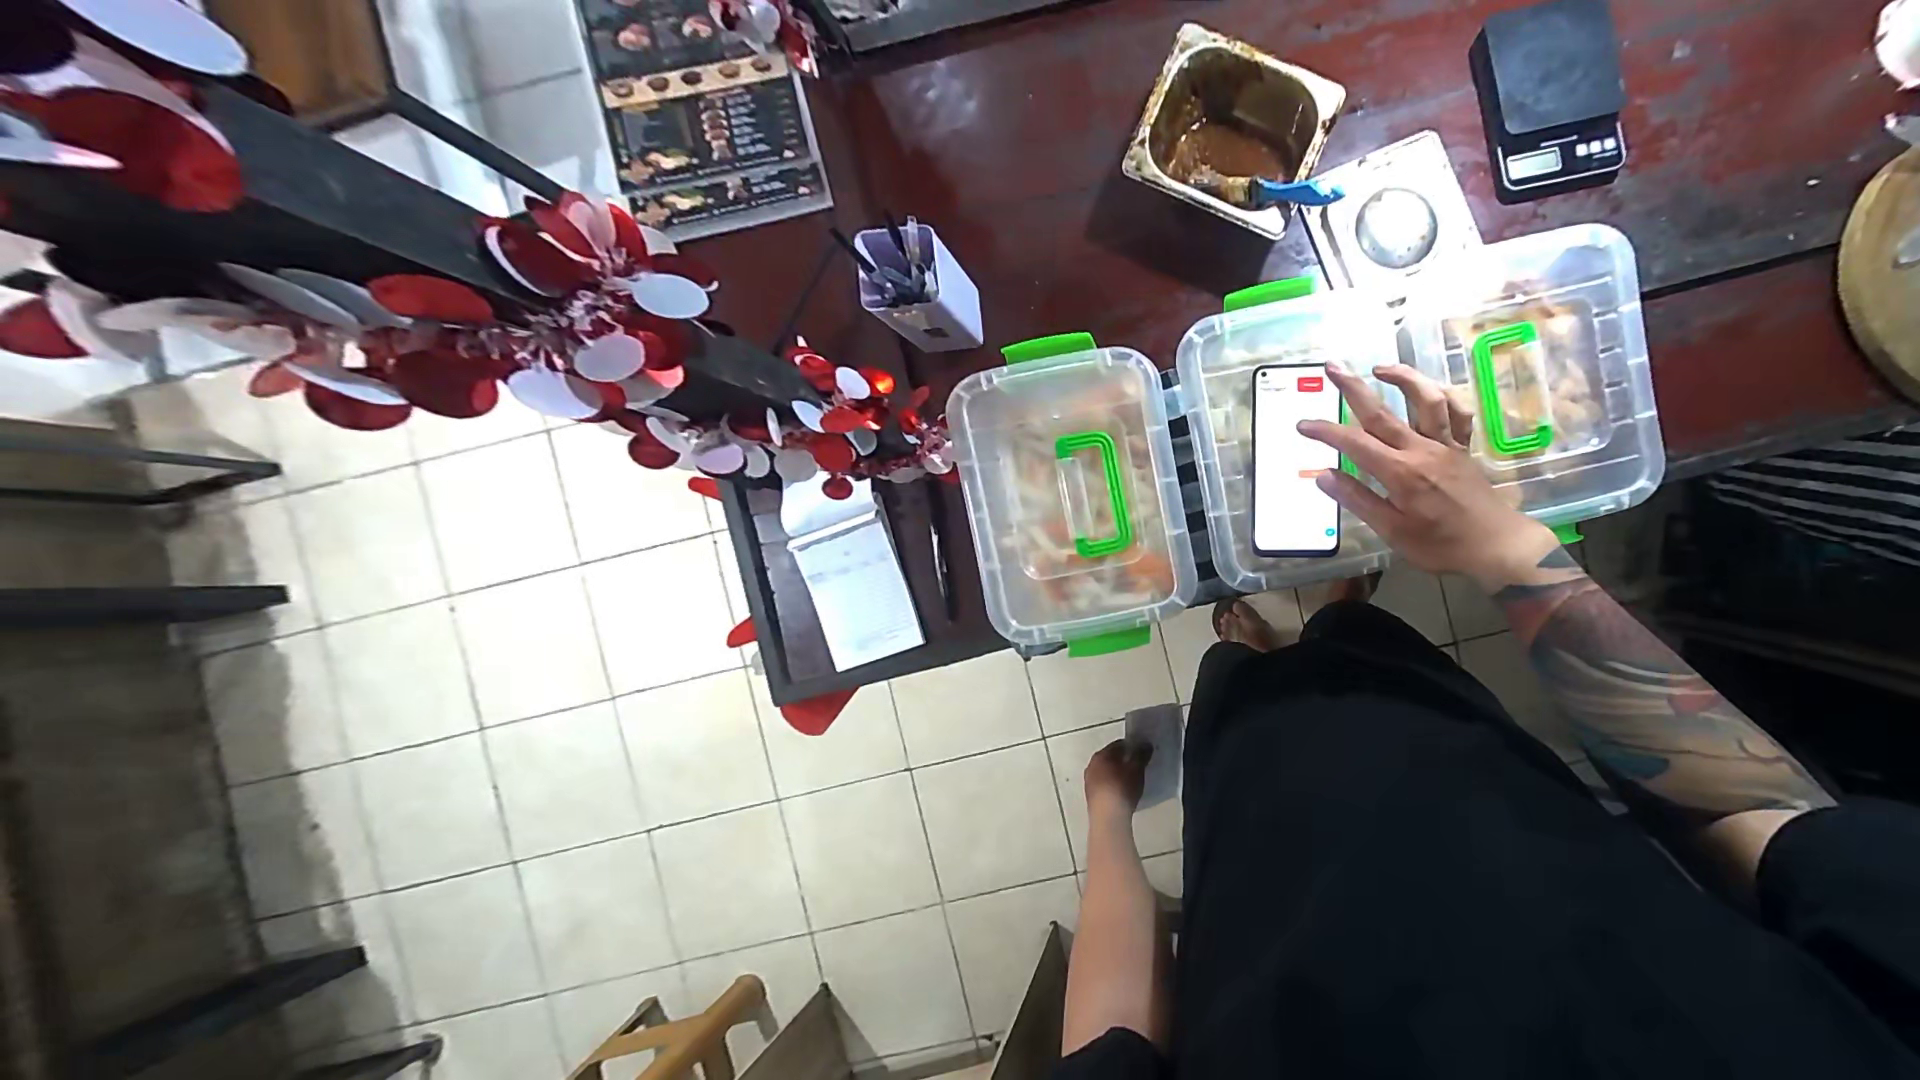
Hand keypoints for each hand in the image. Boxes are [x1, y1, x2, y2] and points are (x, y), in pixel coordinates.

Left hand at [1084, 739, 1148, 818]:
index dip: (1131, 747)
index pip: (1117, 745)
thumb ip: (1141, 755)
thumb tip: (1145, 744)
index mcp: (1100, 755)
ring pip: (1105, 772)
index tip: (1141, 753)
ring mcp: (1088, 781)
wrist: (1108, 816)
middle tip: (1137, 766)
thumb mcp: (1136, 770)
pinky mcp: (1090, 796)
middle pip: (1109, 758)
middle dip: (1122, 760)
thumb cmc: (1122, 788)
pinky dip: (1112, 785)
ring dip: (1116, 773)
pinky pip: (1103, 784)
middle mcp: (1091, 765)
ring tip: (1130, 780)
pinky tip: (1121, 793)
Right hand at [1299, 362, 1560, 590]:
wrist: (1498, 548)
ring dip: (1404, 378)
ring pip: (1427, 401)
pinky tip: (1425, 391)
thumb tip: (1323, 476)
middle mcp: (1423, 451)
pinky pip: (1457, 414)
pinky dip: (1442, 397)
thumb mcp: (1391, 531)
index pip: (1354, 443)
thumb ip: (1357, 499)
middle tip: (1333, 367)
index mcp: (1401, 473)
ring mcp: (1446, 446)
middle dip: (1354, 387)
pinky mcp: (1462, 448)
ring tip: (1380, 368)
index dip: (1326, 431)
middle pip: (1383, 412)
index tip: (1302, 425)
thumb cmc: (1440, 545)